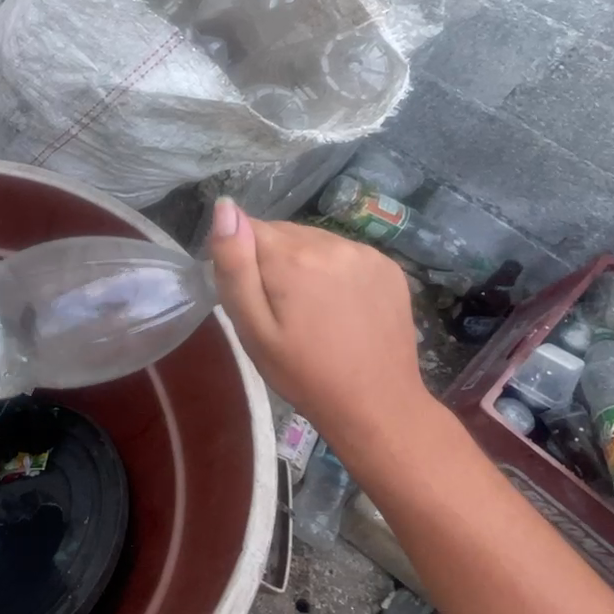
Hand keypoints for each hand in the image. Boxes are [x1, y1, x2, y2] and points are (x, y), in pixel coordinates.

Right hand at [206, 197, 433, 442]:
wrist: (377, 406)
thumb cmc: (301, 372)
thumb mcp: (251, 326)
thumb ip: (233, 263)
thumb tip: (224, 206)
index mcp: (293, 256)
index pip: (247, 228)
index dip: (242, 259)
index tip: (253, 297)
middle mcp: (331, 242)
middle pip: (280, 232)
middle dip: (272, 260)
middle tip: (279, 308)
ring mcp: (365, 253)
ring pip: (311, 240)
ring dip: (302, 263)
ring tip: (309, 308)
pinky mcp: (389, 266)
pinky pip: (342, 252)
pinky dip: (333, 270)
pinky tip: (338, 305)